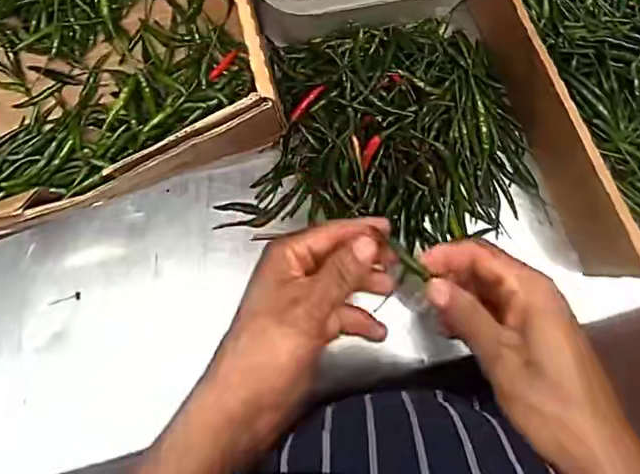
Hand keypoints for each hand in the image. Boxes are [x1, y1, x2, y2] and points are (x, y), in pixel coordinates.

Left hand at [141, 219, 395, 473]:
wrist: (243, 409)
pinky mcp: (307, 328)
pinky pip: (338, 314)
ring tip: (390, 289)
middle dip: (366, 259)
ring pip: (340, 284)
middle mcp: (295, 272)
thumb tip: (368, 240)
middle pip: (338, 256)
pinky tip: (376, 330)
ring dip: (365, 287)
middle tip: (396, 261)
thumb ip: (341, 272)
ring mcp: (301, 301)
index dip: (361, 230)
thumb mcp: (309, 306)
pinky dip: (357, 319)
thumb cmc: (267, 349)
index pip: (331, 233)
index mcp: (288, 256)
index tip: (390, 229)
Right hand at [421, 240, 639, 473]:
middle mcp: (535, 290)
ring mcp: (537, 311)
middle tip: (419, 289)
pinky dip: (475, 314)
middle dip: (452, 274)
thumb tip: (433, 283)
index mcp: (531, 287)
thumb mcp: (502, 359)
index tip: (417, 264)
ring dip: (461, 295)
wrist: (598, 450)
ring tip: (430, 310)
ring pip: (490, 289)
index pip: (481, 253)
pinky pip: (499, 310)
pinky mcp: (536, 333)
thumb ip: (467, 316)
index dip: (447, 254)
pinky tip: (454, 328)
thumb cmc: (552, 404)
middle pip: (486, 267)